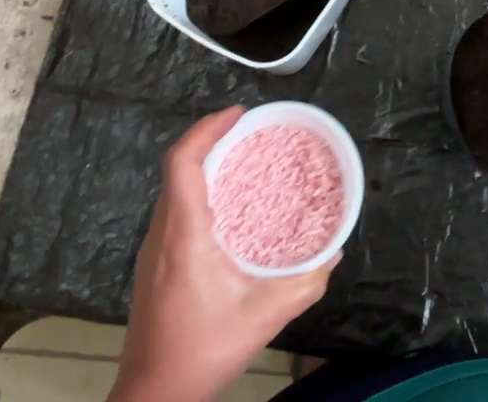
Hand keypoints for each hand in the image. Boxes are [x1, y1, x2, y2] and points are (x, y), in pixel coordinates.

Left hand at [111, 107, 337, 401]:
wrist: (152, 395)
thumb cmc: (202, 351)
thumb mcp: (263, 318)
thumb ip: (304, 284)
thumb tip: (334, 252)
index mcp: (184, 233)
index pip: (182, 162)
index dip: (207, 128)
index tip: (239, 113)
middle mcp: (163, 232)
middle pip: (178, 167)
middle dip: (211, 139)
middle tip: (250, 131)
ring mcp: (153, 248)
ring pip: (174, 188)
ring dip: (204, 165)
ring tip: (243, 160)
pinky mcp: (153, 263)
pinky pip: (175, 208)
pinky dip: (199, 190)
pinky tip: (227, 207)